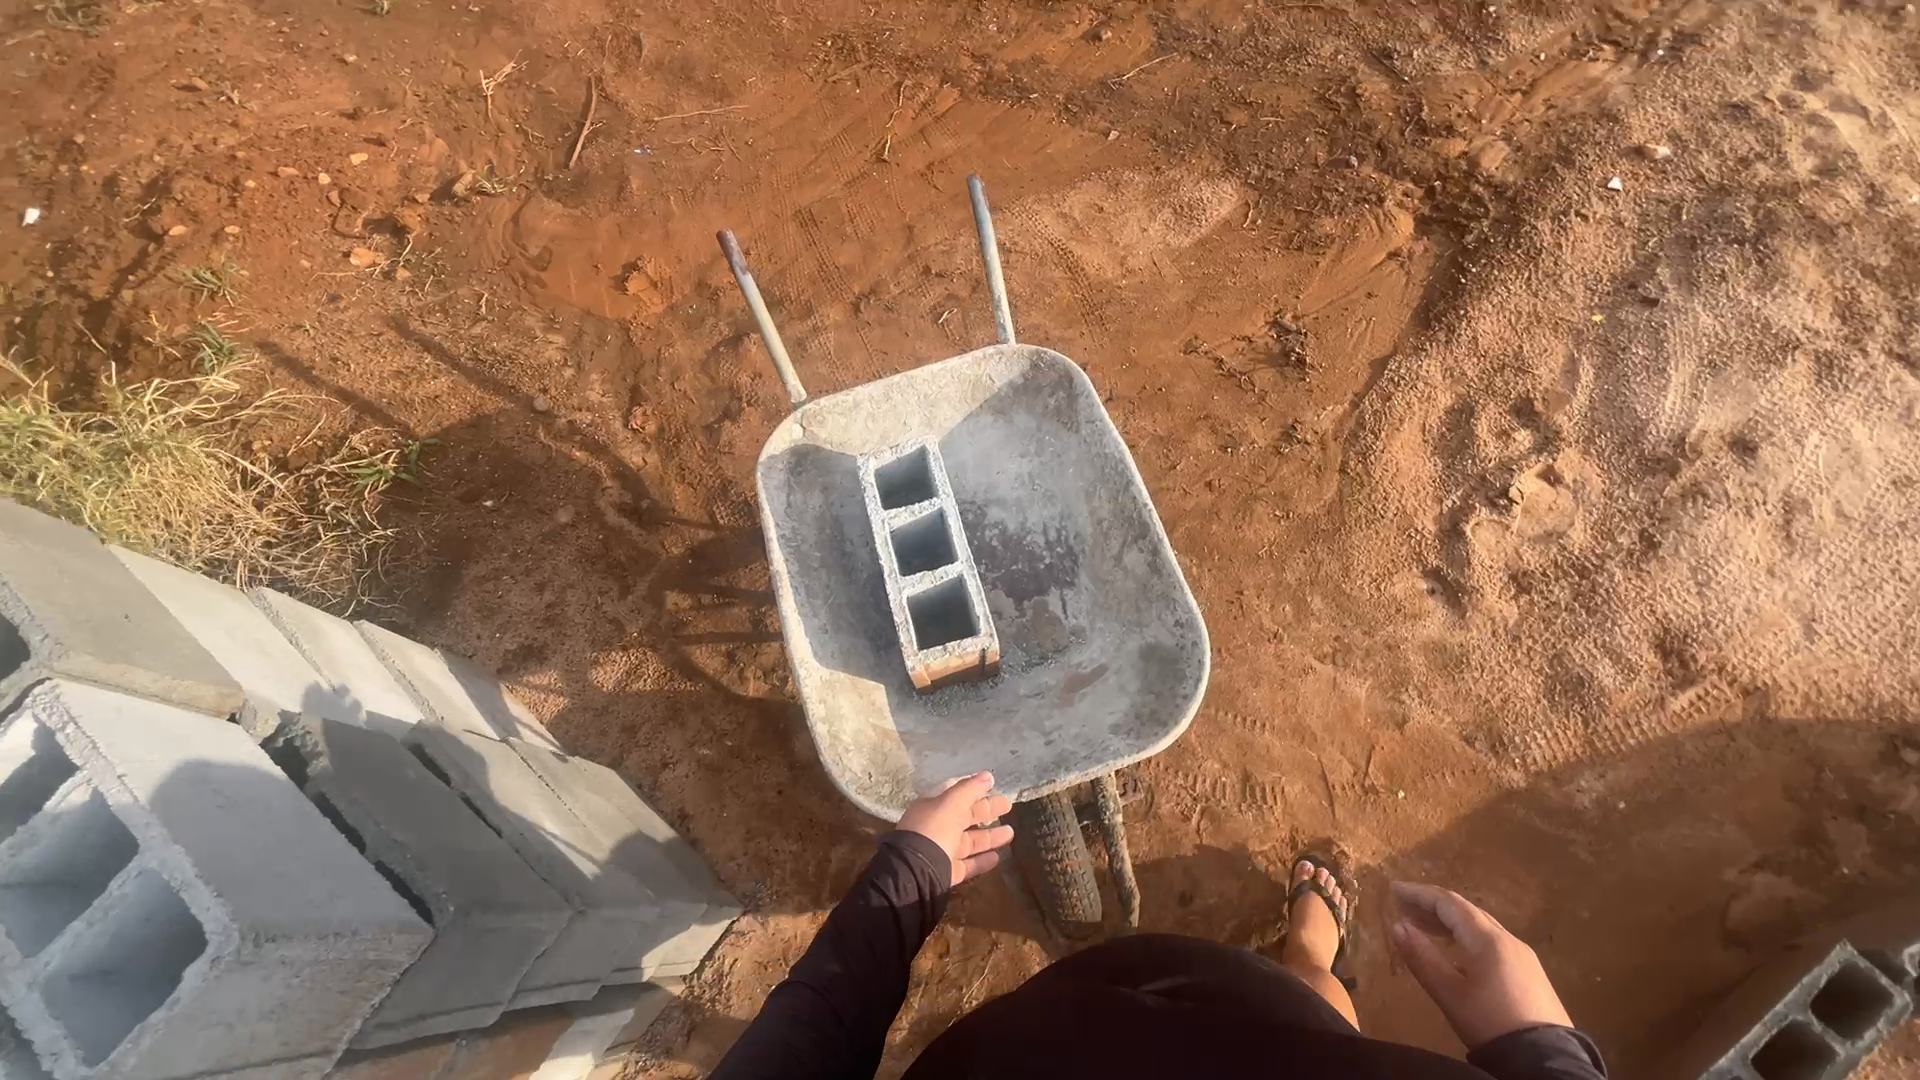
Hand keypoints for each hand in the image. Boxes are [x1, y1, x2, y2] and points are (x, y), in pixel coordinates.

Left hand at [898, 772, 1014, 886]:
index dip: (972, 786)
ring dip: (989, 836)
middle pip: (965, 815)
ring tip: (1011, 832)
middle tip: (1008, 805)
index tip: (992, 784)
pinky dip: (982, 860)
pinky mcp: (947, 872)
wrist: (915, 874)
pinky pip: (968, 864)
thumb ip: (970, 789)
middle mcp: (936, 827)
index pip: (954, 791)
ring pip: (969, 841)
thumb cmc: (933, 832)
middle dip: (986, 809)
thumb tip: (988, 775)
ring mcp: (941, 850)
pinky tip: (998, 857)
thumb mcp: (950, 804)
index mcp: (933, 806)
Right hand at [1389, 880, 1573, 1047]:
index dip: (1419, 894)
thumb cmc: (1492, 1024)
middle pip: (1466, 911)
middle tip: (1403, 906)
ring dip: (1448, 923)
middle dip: (1432, 905)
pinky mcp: (1531, 977)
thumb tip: (1398, 926)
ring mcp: (1523, 959)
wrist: (1547, 1066)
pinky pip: (1492, 944)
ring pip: (1480, 928)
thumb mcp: (1449, 993)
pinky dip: (1466, 938)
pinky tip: (1454, 954)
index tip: (1393, 890)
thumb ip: (1422, 957)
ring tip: (1422, 927)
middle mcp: (1509, 941)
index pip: (1449, 903)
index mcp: (1488, 940)